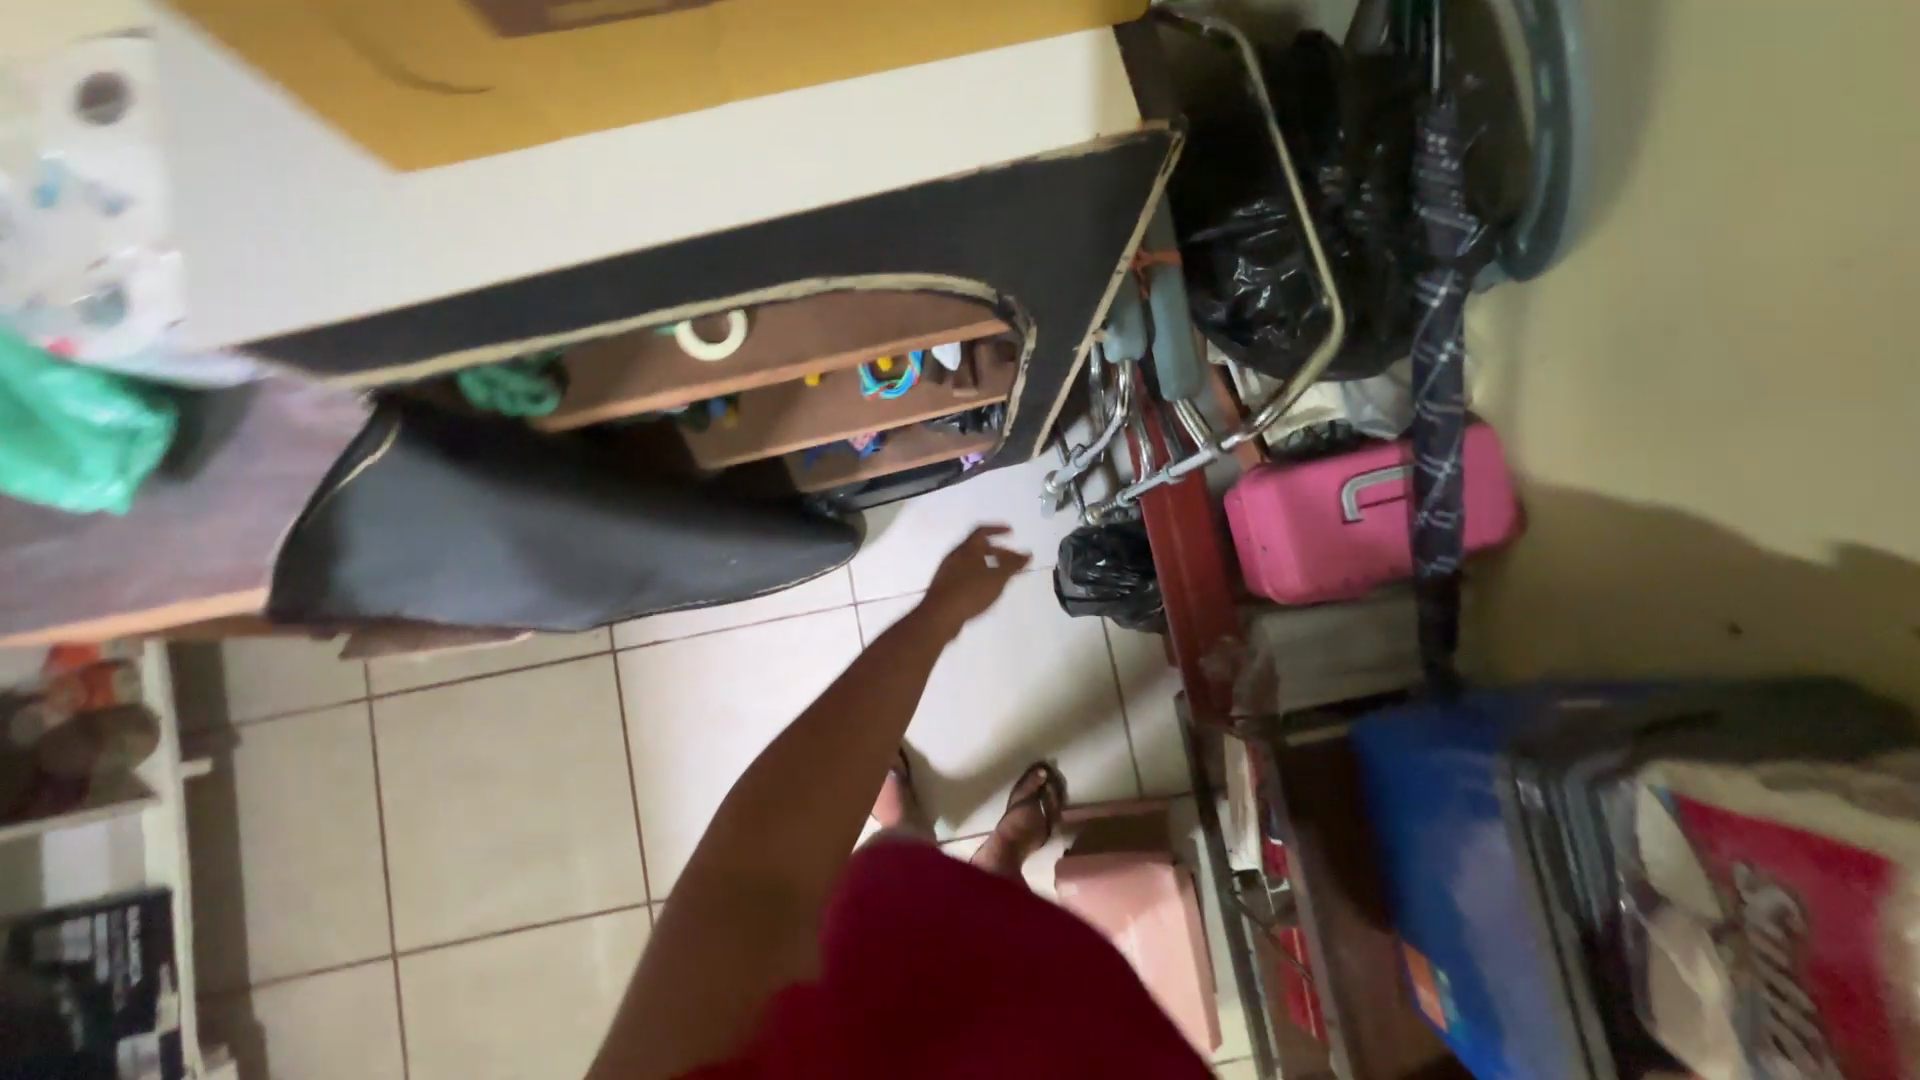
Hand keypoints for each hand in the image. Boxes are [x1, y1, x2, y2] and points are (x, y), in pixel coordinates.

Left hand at [921, 525, 1031, 631]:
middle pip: (978, 547)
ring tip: (1001, 577)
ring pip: (971, 562)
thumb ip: (1013, 565)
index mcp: (967, 548)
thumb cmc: (970, 592)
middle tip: (1012, 561)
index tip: (1011, 532)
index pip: (982, 531)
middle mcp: (955, 556)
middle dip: (998, 552)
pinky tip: (985, 590)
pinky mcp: (944, 586)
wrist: (939, 615)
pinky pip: (965, 575)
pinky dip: (979, 576)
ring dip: (988, 565)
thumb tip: (1028, 554)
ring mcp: (947, 571)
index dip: (998, 529)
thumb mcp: (997, 578)